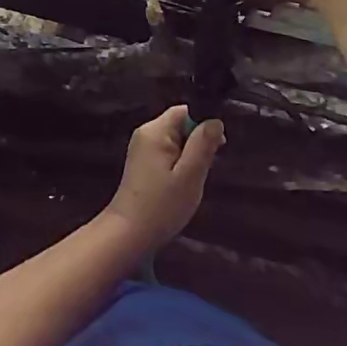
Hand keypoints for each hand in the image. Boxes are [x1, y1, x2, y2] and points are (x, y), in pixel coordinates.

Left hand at [102, 106, 224, 251]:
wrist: (129, 233)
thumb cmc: (162, 206)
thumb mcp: (190, 176)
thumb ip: (203, 145)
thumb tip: (215, 121)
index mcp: (155, 131)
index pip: (185, 111)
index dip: (204, 124)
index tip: (217, 147)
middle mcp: (146, 133)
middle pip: (180, 125)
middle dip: (197, 143)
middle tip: (204, 169)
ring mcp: (142, 148)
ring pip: (175, 140)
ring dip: (189, 156)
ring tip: (192, 180)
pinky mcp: (142, 162)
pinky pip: (167, 152)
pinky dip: (179, 164)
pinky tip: (181, 184)